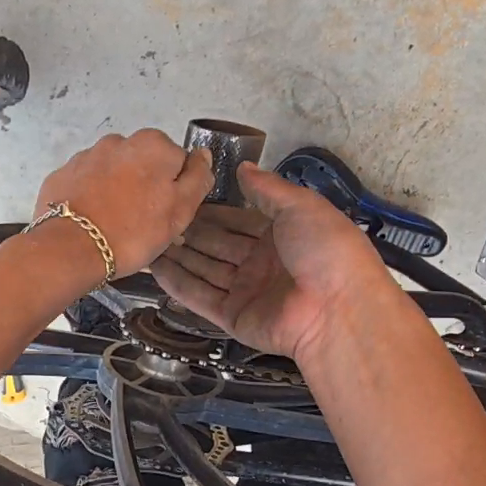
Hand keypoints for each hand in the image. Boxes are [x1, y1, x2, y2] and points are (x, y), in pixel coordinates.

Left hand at [29, 130, 215, 280]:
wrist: (69, 250)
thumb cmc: (131, 234)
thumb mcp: (180, 212)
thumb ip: (198, 178)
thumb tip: (203, 155)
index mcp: (154, 145)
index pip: (177, 164)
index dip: (174, 192)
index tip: (163, 216)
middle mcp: (119, 141)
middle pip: (142, 166)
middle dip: (143, 190)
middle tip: (138, 226)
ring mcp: (86, 156)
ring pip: (112, 175)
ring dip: (115, 193)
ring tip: (111, 226)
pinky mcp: (62, 176)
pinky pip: (84, 186)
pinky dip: (89, 200)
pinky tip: (90, 223)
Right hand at [151, 162, 400, 356]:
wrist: (336, 309)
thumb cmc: (327, 251)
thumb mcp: (301, 206)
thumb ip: (267, 189)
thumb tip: (243, 167)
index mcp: (281, 235)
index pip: (237, 221)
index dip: (212, 212)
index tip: (183, 201)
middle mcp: (261, 263)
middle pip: (217, 246)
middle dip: (190, 234)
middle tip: (158, 220)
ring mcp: (246, 291)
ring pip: (204, 270)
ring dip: (178, 257)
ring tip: (149, 241)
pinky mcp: (232, 317)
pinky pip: (200, 297)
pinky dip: (178, 284)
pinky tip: (155, 268)